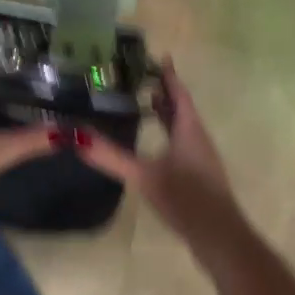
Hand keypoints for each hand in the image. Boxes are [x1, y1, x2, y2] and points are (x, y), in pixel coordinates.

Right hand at [80, 59, 244, 246]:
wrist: (220, 238)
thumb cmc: (186, 198)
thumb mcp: (144, 176)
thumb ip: (111, 157)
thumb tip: (75, 137)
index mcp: (188, 129)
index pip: (178, 93)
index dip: (168, 75)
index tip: (158, 56)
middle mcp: (197, 139)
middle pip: (180, 108)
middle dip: (163, 92)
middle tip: (140, 77)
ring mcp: (200, 159)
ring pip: (181, 127)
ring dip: (165, 113)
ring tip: (143, 104)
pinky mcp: (198, 177)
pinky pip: (180, 144)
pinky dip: (166, 134)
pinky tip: (152, 145)